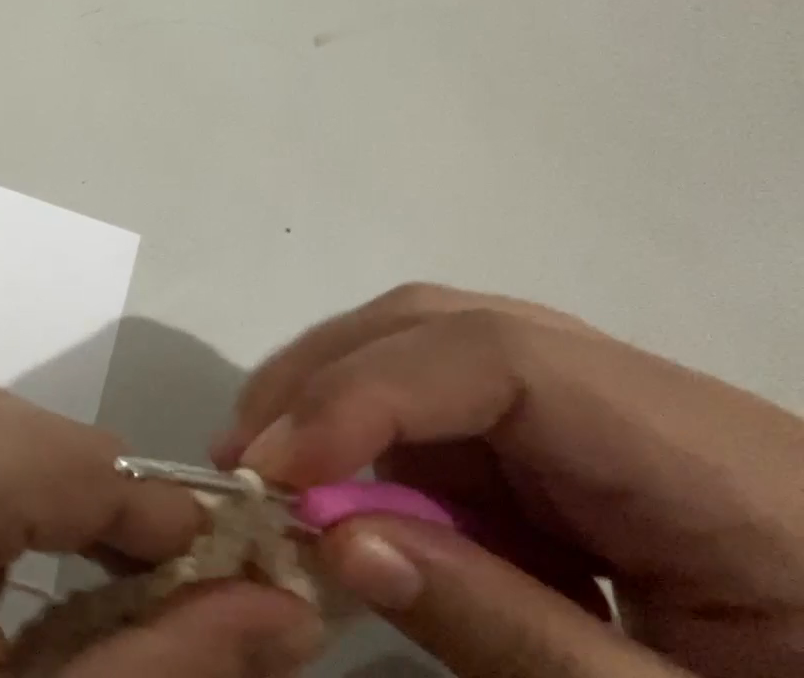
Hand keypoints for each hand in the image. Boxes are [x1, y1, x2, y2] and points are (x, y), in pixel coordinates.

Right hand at [212, 284, 803, 676]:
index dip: (366, 393)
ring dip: (341, 412)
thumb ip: (514, 637)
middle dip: (325, 379)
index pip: (500, 357)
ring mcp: (613, 419)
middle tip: (247, 460)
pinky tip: (376, 520)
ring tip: (286, 485)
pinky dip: (386, 462)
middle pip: (448, 325)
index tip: (275, 471)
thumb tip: (335, 538)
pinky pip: (453, 423)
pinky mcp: (583, 452)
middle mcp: (654, 403)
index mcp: (715, 457)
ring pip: (434, 358)